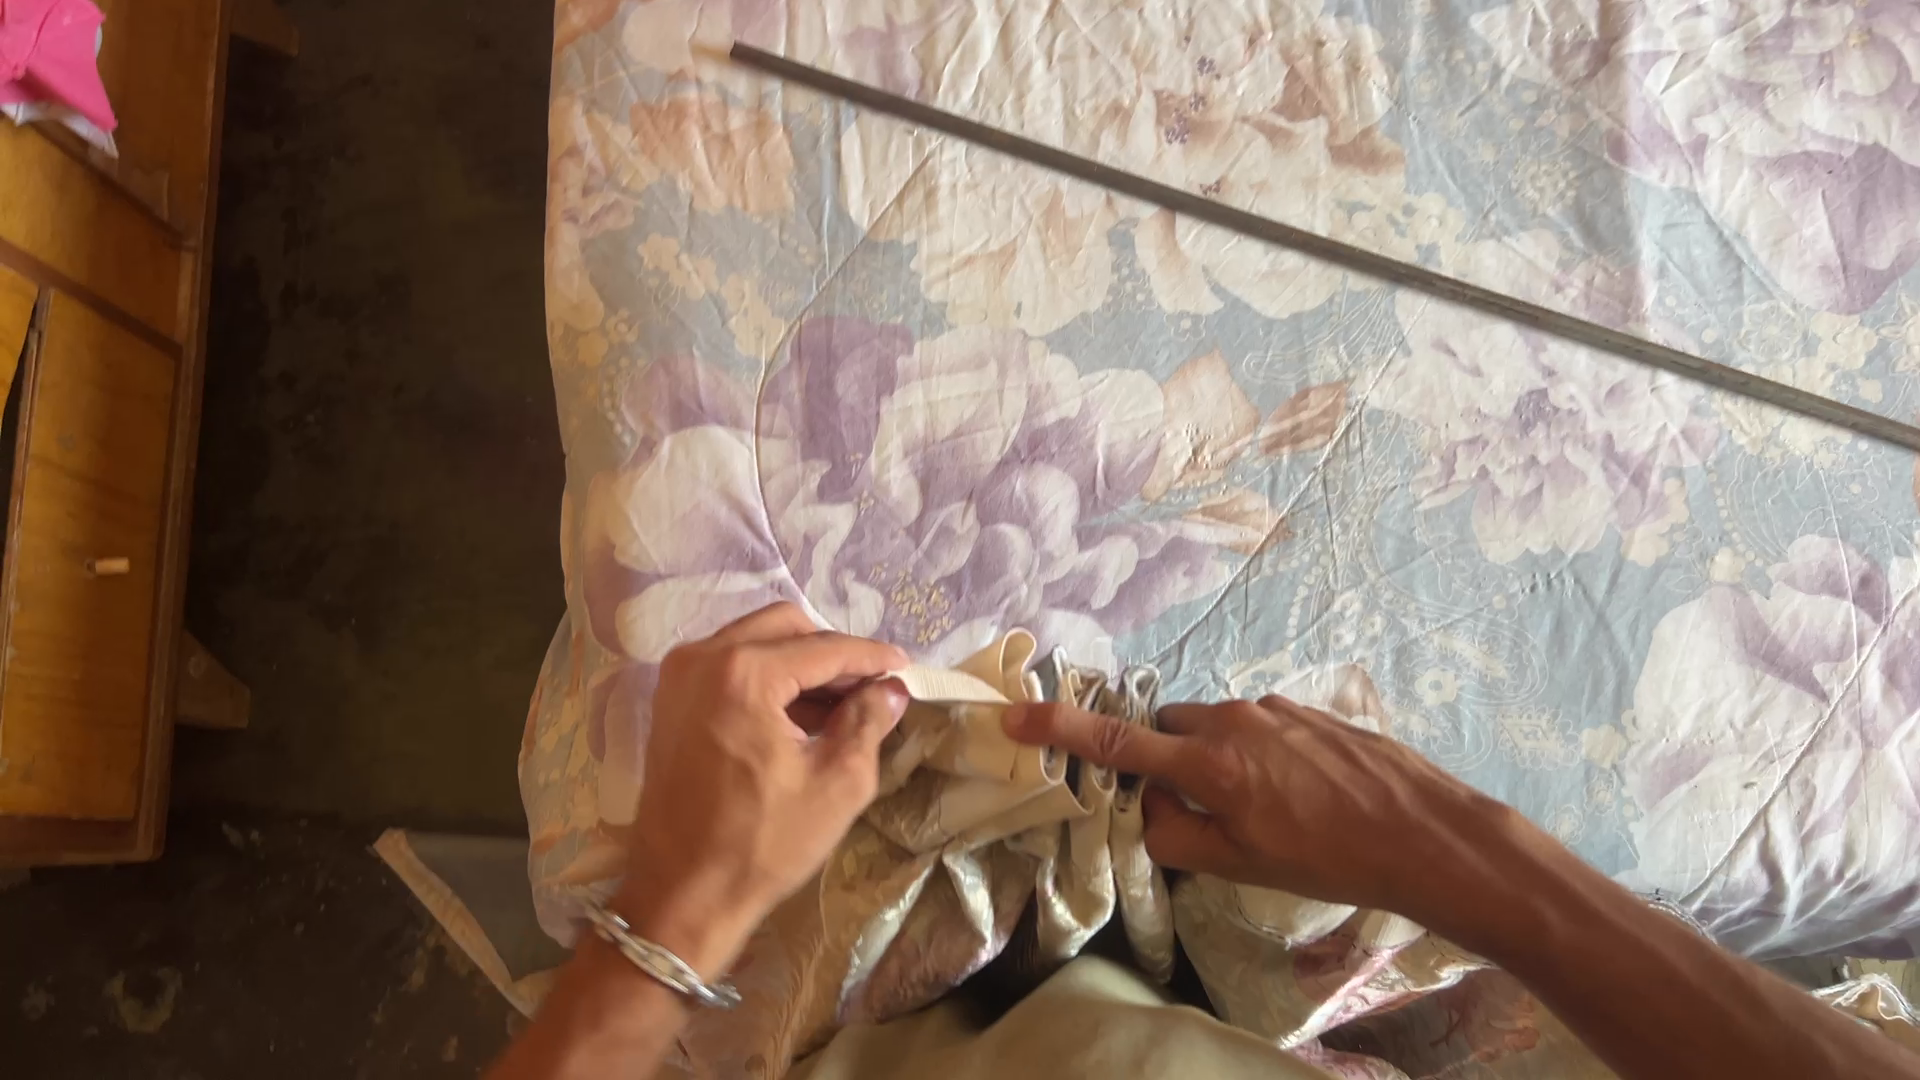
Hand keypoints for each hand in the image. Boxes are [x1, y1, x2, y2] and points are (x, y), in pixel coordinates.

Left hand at [614, 603, 909, 975]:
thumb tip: (891, 688)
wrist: (680, 895)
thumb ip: (868, 721)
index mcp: (744, 674)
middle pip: (788, 626)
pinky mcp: (671, 696)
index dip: (871, 656)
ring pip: (758, 638)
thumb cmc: (762, 843)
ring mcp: (680, 674)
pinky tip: (800, 709)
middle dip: (834, 651)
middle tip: (870, 684)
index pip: (825, 648)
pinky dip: (770, 673)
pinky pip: (732, 661)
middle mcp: (704, 657)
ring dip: (802, 660)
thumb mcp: (837, 783)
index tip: (905, 666)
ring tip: (841, 700)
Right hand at [1002, 694, 1506, 914]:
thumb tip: (1144, 811)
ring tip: (1258, 800)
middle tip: (1192, 799)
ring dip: (1210, 755)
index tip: (1015, 715)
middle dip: (1161, 755)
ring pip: (1210, 724)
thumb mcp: (1242, 865)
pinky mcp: (1301, 707)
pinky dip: (1249, 749)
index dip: (1059, 728)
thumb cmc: (1329, 858)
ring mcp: (1269, 707)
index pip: (1116, 742)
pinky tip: (1292, 786)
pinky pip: (1251, 721)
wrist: (1429, 834)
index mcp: (1209, 764)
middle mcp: (1230, 720)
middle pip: (1165, 725)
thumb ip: (1177, 834)